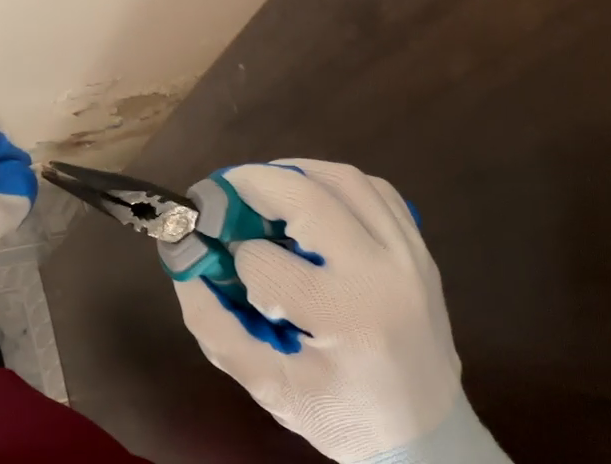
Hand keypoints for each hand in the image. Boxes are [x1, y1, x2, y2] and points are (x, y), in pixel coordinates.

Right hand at [166, 160, 507, 463]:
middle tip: (222, 194)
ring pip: (343, 178)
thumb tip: (182, 260)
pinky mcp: (420, 251)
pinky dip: (333, 183)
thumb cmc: (342, 413)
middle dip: (252, 185)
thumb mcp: (266, 384)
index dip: (233, 259)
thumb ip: (212, 323)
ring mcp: (409, 257)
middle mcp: (383, 275)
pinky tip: (310, 201)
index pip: (264, 259)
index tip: (222, 269)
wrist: (428, 440)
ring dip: (292, 173)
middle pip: (307, 194)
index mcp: (345, 316)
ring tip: (262, 192)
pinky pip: (374, 190)